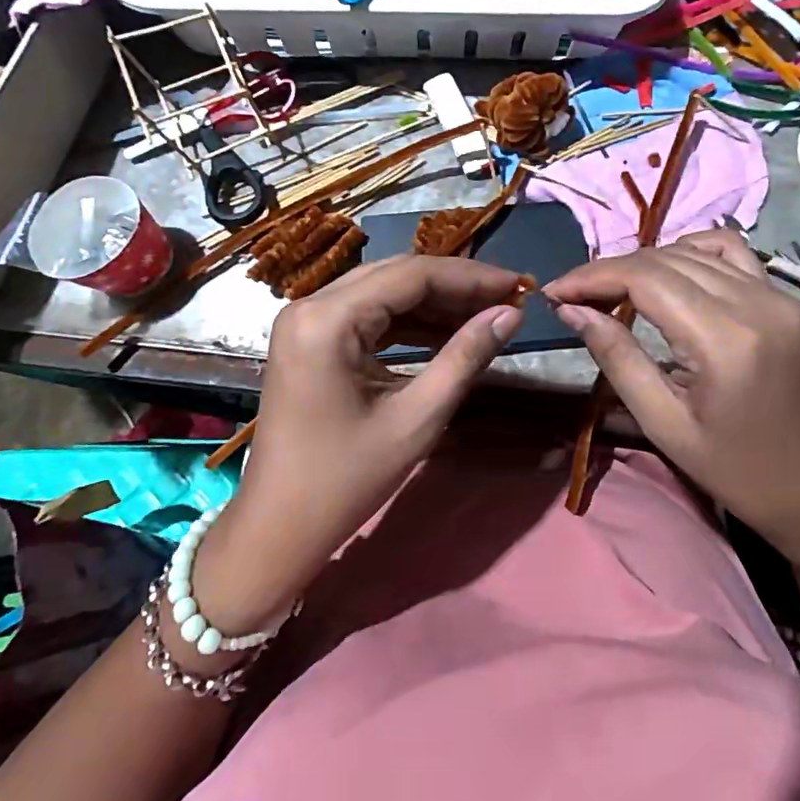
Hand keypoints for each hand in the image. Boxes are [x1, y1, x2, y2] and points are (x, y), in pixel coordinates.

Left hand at [190, 256, 523, 633]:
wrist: (280, 525)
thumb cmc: (347, 478)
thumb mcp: (417, 418)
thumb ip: (465, 357)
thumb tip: (511, 313)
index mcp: (327, 319)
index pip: (412, 275)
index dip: (471, 277)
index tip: (518, 285)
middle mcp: (311, 305)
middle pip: (396, 275)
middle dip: (455, 285)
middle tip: (507, 298)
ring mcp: (307, 322)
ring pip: (383, 292)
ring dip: (435, 303)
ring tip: (486, 314)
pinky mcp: (311, 340)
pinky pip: (368, 316)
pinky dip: (409, 323)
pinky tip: (448, 332)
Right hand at [545, 230, 799, 560]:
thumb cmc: (734, 470)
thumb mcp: (664, 423)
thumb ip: (617, 357)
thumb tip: (572, 309)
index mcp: (726, 339)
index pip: (645, 278)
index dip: (592, 276)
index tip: (554, 291)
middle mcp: (757, 302)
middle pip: (667, 259)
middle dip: (612, 270)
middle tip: (575, 297)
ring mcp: (779, 296)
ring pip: (696, 250)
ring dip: (647, 262)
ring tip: (615, 290)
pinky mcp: (787, 299)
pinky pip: (732, 254)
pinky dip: (692, 254)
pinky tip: (669, 278)